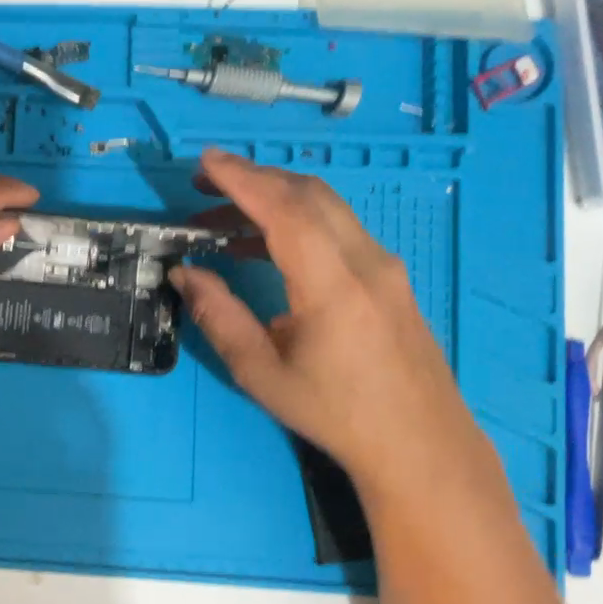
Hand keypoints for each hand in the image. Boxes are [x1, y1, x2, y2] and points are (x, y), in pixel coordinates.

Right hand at [169, 149, 483, 492]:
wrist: (417, 440)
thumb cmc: (332, 411)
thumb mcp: (260, 371)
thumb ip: (219, 316)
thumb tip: (184, 273)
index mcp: (332, 284)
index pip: (285, 211)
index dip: (242, 180)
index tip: (203, 163)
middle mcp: (365, 262)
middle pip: (310, 196)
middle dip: (255, 179)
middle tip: (203, 183)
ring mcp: (383, 267)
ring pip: (328, 208)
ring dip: (274, 199)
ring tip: (221, 217)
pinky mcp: (388, 278)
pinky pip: (338, 230)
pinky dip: (295, 221)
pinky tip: (261, 245)